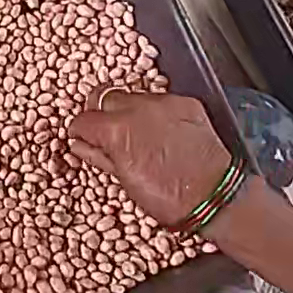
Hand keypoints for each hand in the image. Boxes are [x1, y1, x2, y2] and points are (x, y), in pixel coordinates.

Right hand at [67, 91, 237, 226]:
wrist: (213, 196)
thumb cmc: (167, 196)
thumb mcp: (123, 179)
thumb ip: (98, 155)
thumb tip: (81, 144)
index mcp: (116, 130)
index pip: (83, 119)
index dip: (79, 130)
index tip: (82, 137)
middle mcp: (138, 108)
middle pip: (104, 96)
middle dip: (100, 113)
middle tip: (104, 132)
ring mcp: (164, 103)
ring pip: (132, 96)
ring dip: (126, 110)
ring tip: (134, 133)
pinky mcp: (186, 103)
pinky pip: (159, 101)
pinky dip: (153, 113)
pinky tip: (159, 132)